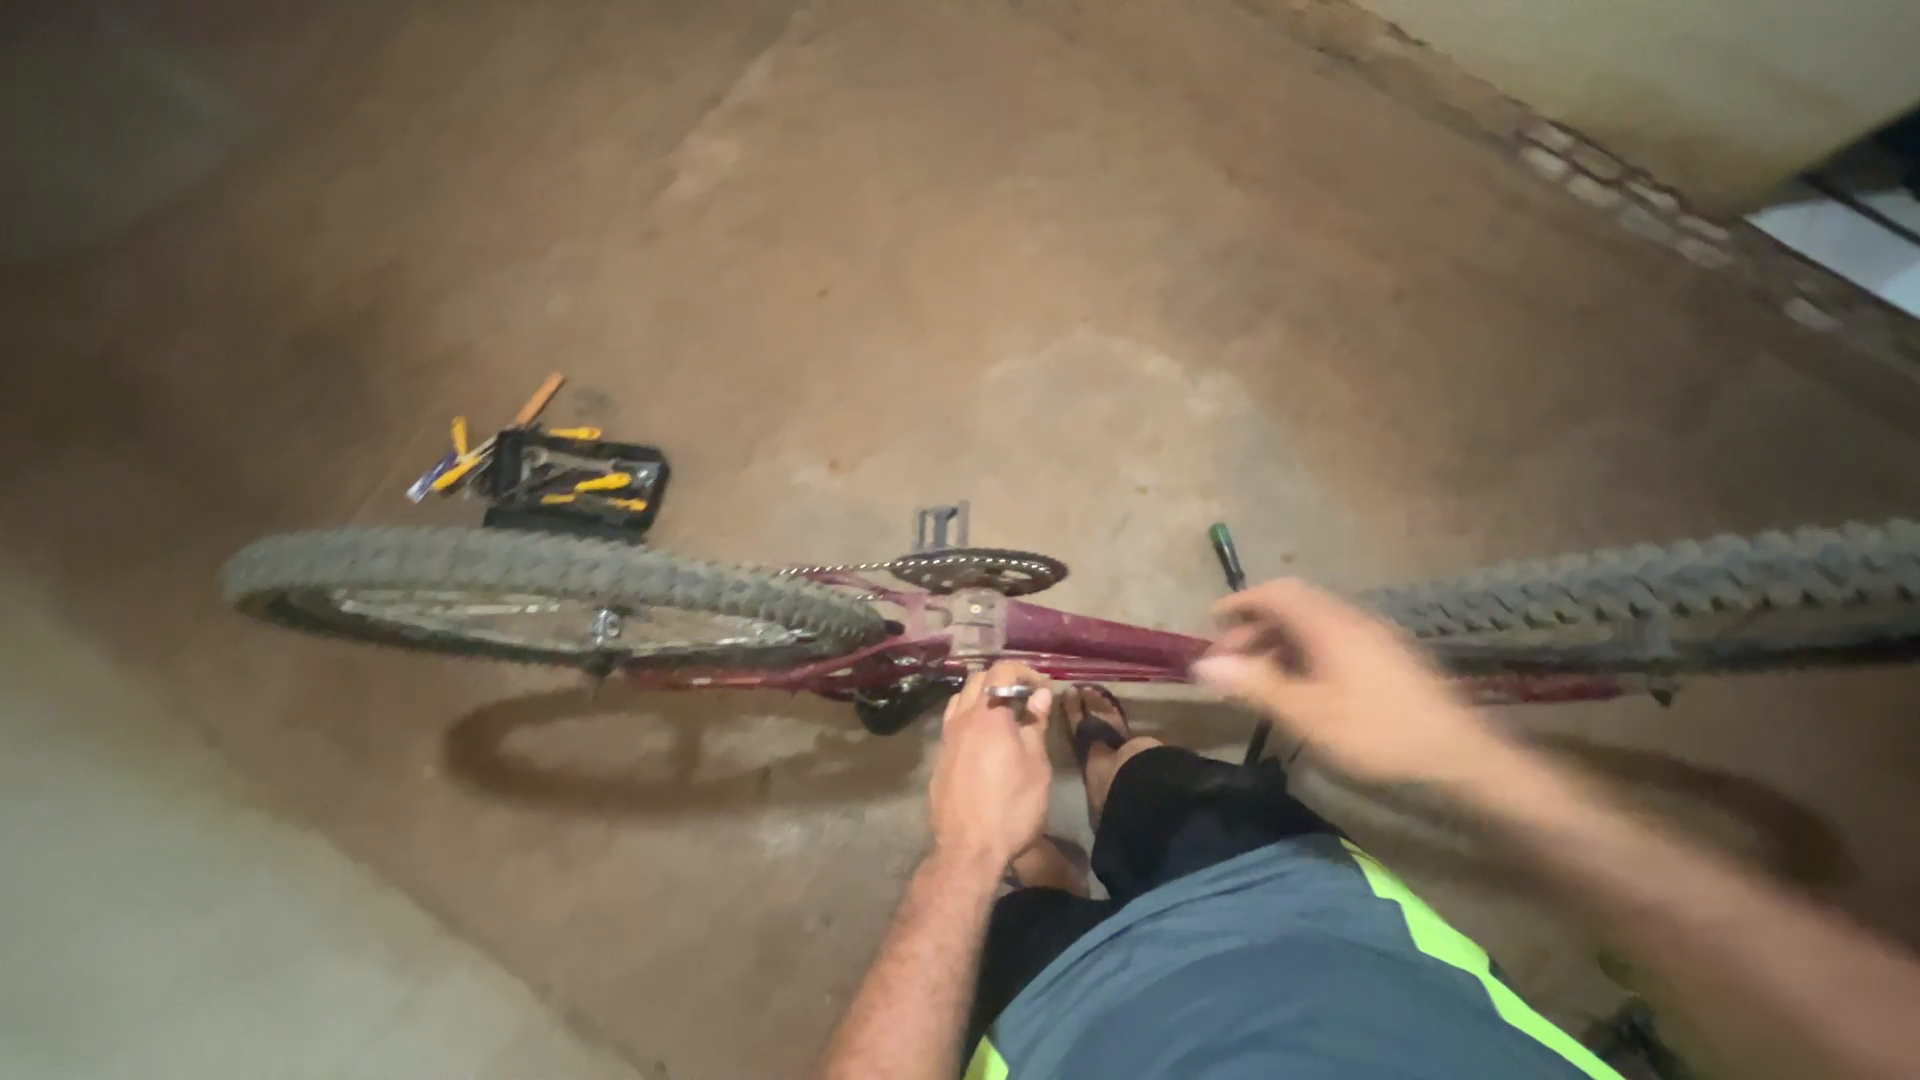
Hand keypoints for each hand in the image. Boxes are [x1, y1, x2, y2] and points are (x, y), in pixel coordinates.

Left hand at [928, 662, 1054, 874]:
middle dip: (1003, 679)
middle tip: (1026, 698)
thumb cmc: (1011, 808)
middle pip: (977, 679)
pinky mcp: (939, 757)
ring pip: (961, 699)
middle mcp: (962, 719)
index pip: (1001, 671)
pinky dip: (970, 717)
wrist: (967, 850)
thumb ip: (1035, 725)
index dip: (1024, 672)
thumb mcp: (1036, 767)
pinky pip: (953, 722)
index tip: (1043, 688)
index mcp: (988, 715)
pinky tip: (985, 739)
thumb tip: (1039, 695)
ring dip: (982, 696)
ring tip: (1005, 715)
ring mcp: (946, 738)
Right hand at [1190, 578, 1513, 786]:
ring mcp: (1375, 639)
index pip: (1276, 593)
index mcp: (1329, 624)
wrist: (1463, 761)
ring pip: (1313, 626)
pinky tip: (1300, 689)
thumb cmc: (1377, 735)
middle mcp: (1352, 620)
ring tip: (1259, 680)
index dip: (1239, 603)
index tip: (1211, 623)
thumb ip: (1254, 686)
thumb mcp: (1306, 714)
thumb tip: (1203, 665)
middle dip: (1254, 629)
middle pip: (1293, 607)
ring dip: (1278, 644)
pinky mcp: (1389, 660)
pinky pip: (1332, 641)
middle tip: (1230, 663)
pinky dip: (1303, 654)